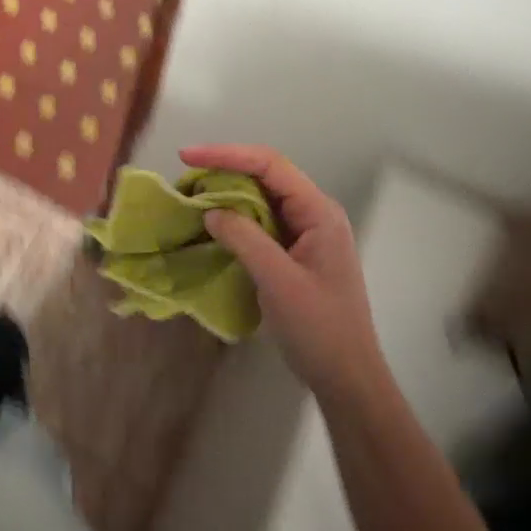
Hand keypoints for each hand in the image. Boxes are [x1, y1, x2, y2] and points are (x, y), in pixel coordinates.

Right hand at [183, 144, 382, 392]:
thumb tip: (210, 211)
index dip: (227, 154)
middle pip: (265, 175)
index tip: (187, 156)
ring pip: (260, 198)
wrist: (347, 377)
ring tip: (190, 197)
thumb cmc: (319, 328)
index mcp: (319, 212)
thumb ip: (244, 238)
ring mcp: (305, 233)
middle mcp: (314, 214)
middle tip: (184, 178)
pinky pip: (260, 222)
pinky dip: (233, 218)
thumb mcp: (278, 281)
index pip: (270, 165)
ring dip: (226, 194)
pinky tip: (210, 224)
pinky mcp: (293, 252)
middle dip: (223, 170)